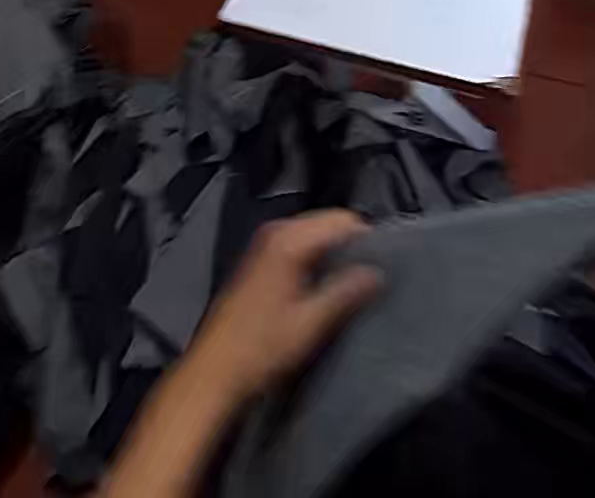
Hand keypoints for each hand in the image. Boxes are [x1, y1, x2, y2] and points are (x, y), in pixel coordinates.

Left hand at [178, 210, 383, 404]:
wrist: (211, 374)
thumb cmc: (261, 348)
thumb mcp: (310, 323)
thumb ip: (346, 292)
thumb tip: (378, 272)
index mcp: (289, 240)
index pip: (342, 220)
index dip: (366, 238)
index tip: (383, 261)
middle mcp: (276, 230)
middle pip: (328, 221)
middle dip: (350, 243)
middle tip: (369, 271)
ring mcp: (265, 241)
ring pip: (315, 231)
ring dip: (334, 249)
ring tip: (351, 278)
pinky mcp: (260, 256)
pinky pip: (300, 241)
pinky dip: (317, 253)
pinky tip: (324, 280)